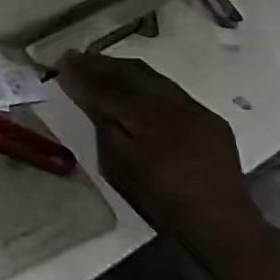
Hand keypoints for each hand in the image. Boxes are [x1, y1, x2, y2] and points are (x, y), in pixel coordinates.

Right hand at [57, 52, 253, 248]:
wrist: (218, 222)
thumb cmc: (157, 194)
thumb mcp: (118, 159)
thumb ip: (102, 119)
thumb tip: (81, 89)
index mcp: (155, 117)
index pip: (111, 86)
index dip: (84, 72)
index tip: (61, 60)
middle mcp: (180, 105)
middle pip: (136, 74)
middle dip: (104, 64)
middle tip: (76, 57)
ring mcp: (199, 111)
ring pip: (155, 79)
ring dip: (124, 69)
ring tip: (99, 64)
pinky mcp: (209, 120)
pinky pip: (171, 90)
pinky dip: (145, 82)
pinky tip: (132, 84)